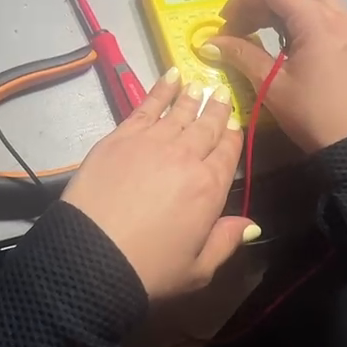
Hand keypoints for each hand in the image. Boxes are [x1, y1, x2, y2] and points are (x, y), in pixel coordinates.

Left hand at [61, 70, 255, 299]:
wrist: (94, 254)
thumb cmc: (149, 269)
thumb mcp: (198, 269)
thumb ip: (225, 241)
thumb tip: (252, 223)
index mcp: (209, 188)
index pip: (228, 153)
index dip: (233, 136)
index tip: (236, 122)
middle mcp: (185, 157)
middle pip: (206, 126)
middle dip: (217, 109)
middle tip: (222, 93)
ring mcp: (152, 141)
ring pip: (179, 112)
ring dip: (191, 97)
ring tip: (199, 84)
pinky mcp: (122, 134)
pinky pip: (147, 105)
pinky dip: (160, 88)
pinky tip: (170, 76)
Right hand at [208, 0, 346, 152]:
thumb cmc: (314, 116)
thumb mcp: (272, 86)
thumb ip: (241, 55)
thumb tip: (211, 43)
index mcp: (318, 23)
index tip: (227, 22)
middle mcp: (341, 17)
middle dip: (262, 6)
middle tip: (241, 30)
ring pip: (315, 2)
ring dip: (286, 12)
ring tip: (269, 38)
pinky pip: (330, 19)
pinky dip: (307, 23)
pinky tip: (294, 49)